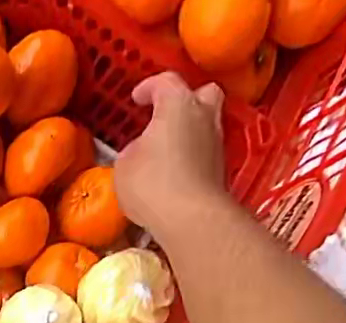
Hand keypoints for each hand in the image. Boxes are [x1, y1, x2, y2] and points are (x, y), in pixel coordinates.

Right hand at [115, 73, 229, 238]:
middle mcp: (203, 115)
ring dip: (189, 131)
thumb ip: (132, 150)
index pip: (165, 82)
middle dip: (186, 99)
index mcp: (178, 104)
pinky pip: (204, 153)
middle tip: (167, 114)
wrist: (189, 217)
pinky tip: (176, 172)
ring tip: (169, 148)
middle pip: (202, 94)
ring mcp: (216, 142)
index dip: (149, 87)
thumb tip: (140, 150)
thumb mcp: (125, 166)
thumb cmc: (151, 183)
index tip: (136, 98)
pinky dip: (192, 156)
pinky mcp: (221, 169)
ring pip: (206, 124)